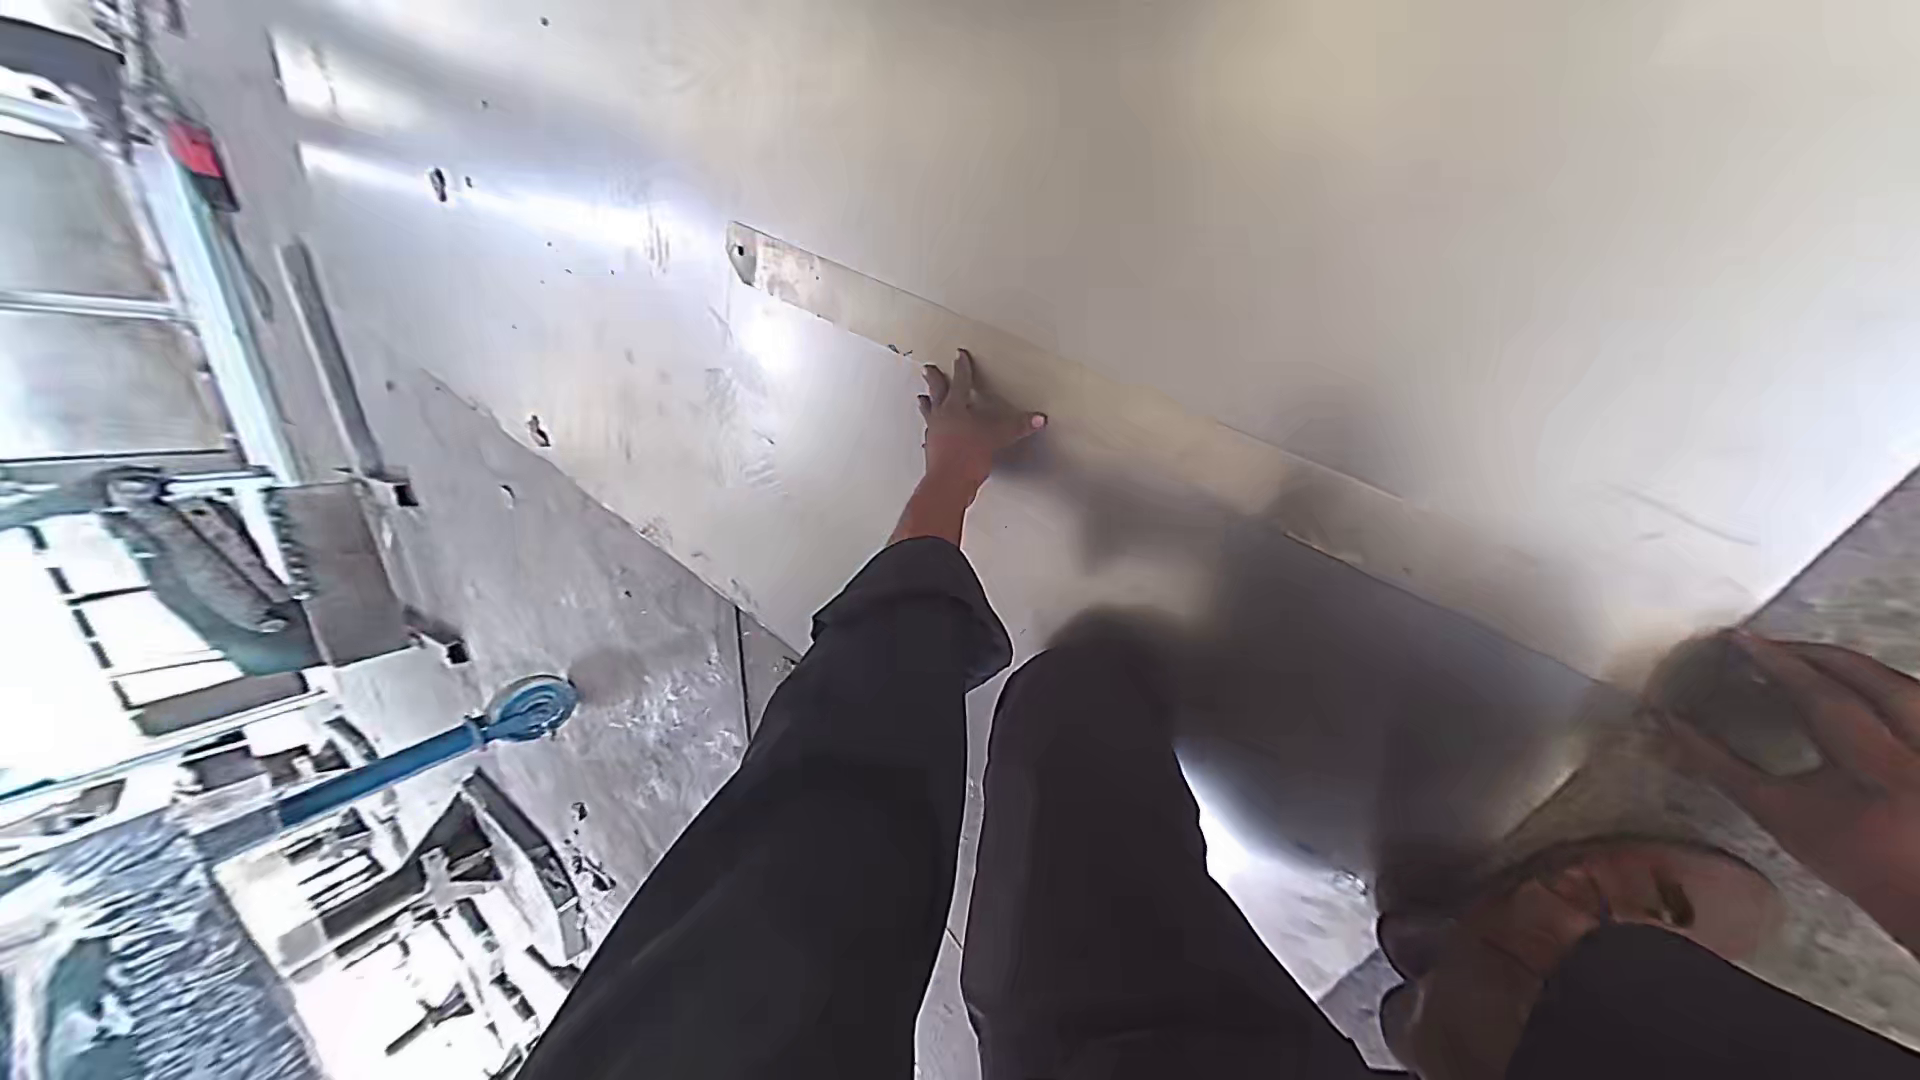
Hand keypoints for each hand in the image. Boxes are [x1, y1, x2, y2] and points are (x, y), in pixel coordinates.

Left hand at [917, 349, 1046, 488]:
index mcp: (955, 407)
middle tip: (928, 369)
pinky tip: (931, 435)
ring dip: (926, 404)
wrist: (949, 483)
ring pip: (928, 413)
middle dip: (934, 379)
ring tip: (921, 398)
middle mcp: (940, 417)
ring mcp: (933, 434)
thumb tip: (1038, 419)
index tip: (959, 355)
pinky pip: (930, 436)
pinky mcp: (932, 451)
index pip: (960, 381)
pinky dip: (931, 432)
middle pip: (936, 393)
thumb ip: (1017, 426)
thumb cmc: (967, 456)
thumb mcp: (997, 437)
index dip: (961, 367)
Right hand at [1665, 632, 1919, 950]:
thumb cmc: (1852, 859)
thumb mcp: (1775, 811)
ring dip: (1858, 668)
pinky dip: (1890, 690)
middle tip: (1773, 644)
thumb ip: (1718, 762)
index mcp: (1879, 768)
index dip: (1777, 662)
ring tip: (1812, 660)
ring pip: (1915, 690)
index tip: (1737, 640)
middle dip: (1822, 655)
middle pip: (1883, 683)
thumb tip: (1666, 720)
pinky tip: (1862, 689)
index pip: (1824, 696)